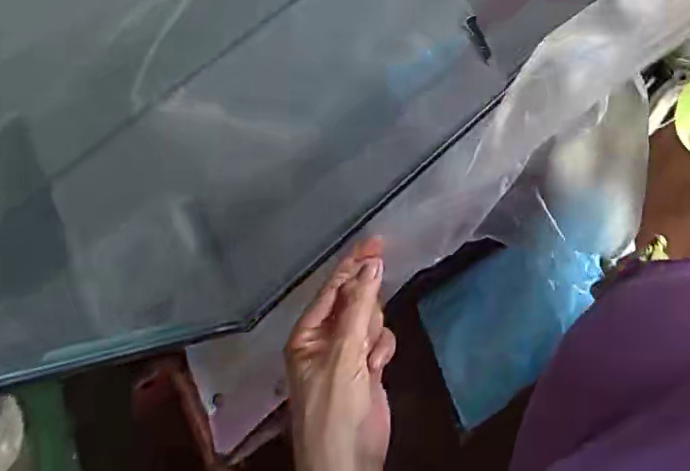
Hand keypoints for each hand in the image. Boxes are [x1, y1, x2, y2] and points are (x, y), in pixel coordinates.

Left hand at [284, 239, 395, 470]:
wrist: (349, 466)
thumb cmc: (335, 410)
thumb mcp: (344, 355)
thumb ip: (359, 306)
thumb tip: (373, 263)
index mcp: (307, 334)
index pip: (333, 287)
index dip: (354, 262)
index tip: (377, 241)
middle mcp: (325, 339)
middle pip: (354, 299)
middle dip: (366, 309)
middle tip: (367, 328)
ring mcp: (346, 354)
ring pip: (370, 318)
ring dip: (374, 333)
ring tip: (368, 359)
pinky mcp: (366, 368)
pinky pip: (380, 339)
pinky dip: (382, 350)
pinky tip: (377, 369)